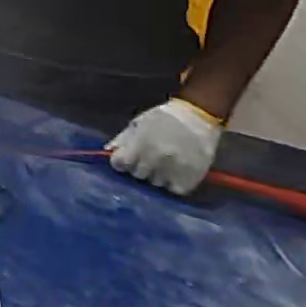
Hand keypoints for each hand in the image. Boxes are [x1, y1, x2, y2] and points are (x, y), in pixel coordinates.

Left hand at [107, 98, 222, 195]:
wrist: (198, 117)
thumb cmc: (163, 117)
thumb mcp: (138, 123)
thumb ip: (122, 139)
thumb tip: (108, 151)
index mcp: (140, 144)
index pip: (120, 163)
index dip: (119, 162)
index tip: (123, 159)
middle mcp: (156, 159)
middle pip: (137, 174)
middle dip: (137, 168)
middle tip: (144, 160)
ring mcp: (174, 169)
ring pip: (156, 183)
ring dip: (155, 176)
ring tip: (160, 166)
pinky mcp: (193, 176)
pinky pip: (176, 189)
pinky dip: (172, 184)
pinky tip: (173, 175)